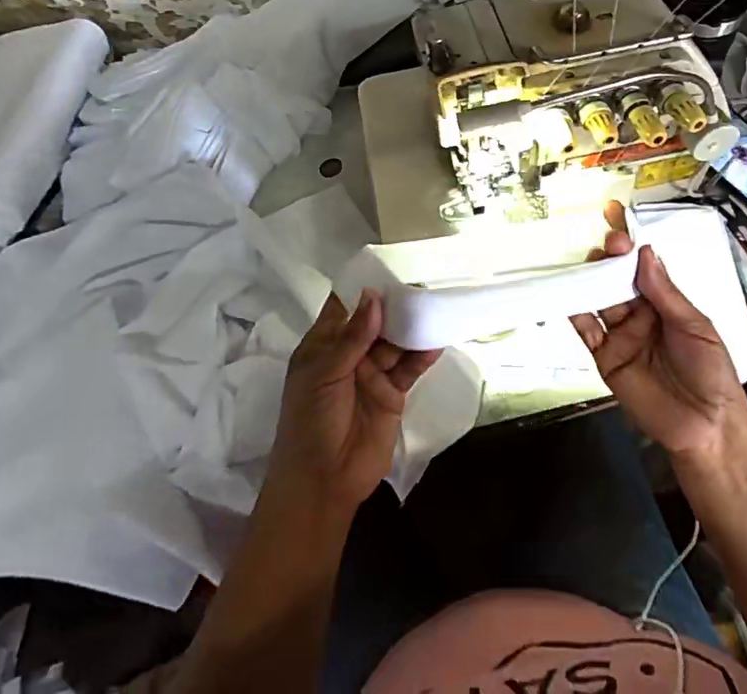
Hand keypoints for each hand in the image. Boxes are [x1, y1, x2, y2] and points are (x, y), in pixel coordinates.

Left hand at [268, 290, 442, 511]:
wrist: (323, 480)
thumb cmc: (310, 421)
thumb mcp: (324, 374)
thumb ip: (353, 337)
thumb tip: (374, 296)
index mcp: (323, 344)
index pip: (343, 307)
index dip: (362, 288)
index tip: (387, 266)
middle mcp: (349, 354)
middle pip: (375, 322)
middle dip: (395, 305)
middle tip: (421, 283)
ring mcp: (372, 373)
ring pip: (395, 343)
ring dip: (412, 328)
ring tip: (434, 306)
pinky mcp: (392, 394)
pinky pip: (409, 369)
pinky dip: (422, 356)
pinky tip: (436, 341)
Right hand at [569, 201, 746, 459]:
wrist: (706, 428)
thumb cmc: (712, 374)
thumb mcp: (695, 327)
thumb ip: (665, 292)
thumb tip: (644, 253)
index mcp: (666, 304)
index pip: (643, 268)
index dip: (629, 246)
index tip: (617, 219)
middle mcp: (640, 315)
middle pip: (616, 280)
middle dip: (609, 260)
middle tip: (607, 244)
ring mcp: (620, 335)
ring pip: (598, 299)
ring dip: (590, 280)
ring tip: (587, 264)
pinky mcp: (605, 357)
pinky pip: (586, 330)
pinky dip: (575, 313)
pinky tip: (569, 296)